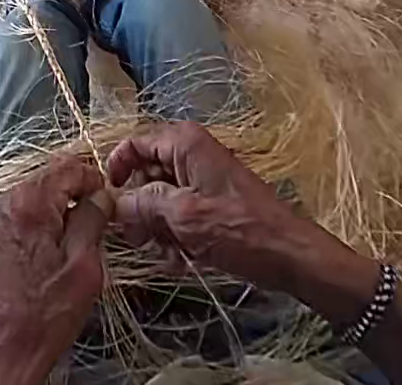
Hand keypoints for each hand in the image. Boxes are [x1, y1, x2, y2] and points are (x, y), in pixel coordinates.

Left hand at [0, 154, 113, 384]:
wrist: (14, 344)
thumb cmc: (50, 309)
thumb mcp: (83, 263)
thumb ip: (93, 219)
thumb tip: (103, 194)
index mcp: (31, 200)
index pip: (69, 166)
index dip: (95, 178)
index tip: (113, 198)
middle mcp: (15, 197)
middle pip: (57, 172)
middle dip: (83, 186)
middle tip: (105, 212)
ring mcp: (10, 210)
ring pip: (49, 186)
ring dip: (72, 198)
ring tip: (92, 224)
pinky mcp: (10, 225)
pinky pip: (40, 201)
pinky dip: (59, 208)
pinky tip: (72, 231)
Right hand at [107, 122, 348, 291]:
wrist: (293, 257)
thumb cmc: (239, 228)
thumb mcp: (183, 215)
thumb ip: (142, 203)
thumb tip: (111, 201)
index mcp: (182, 141)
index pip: (133, 143)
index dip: (116, 170)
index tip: (107, 202)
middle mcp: (189, 152)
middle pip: (145, 172)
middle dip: (140, 207)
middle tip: (137, 239)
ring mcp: (201, 177)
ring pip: (160, 196)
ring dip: (157, 227)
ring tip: (167, 254)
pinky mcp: (211, 201)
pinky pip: (179, 211)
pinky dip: (176, 234)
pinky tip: (182, 260)